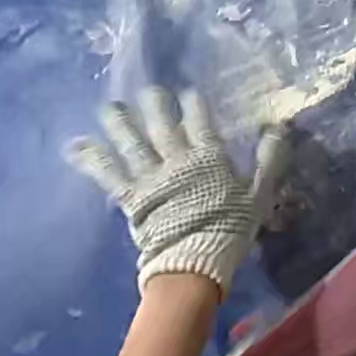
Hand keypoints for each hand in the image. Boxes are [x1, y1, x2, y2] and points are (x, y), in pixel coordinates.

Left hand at [67, 86, 289, 293]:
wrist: (195, 266)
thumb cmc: (230, 231)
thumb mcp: (259, 195)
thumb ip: (268, 160)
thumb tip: (279, 126)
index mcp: (208, 158)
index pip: (200, 121)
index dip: (194, 104)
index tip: (188, 91)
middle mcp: (177, 160)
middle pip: (163, 125)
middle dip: (155, 104)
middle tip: (148, 89)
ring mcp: (151, 177)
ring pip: (132, 142)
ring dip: (120, 122)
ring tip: (108, 105)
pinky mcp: (132, 197)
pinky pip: (109, 174)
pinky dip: (92, 159)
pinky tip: (76, 145)